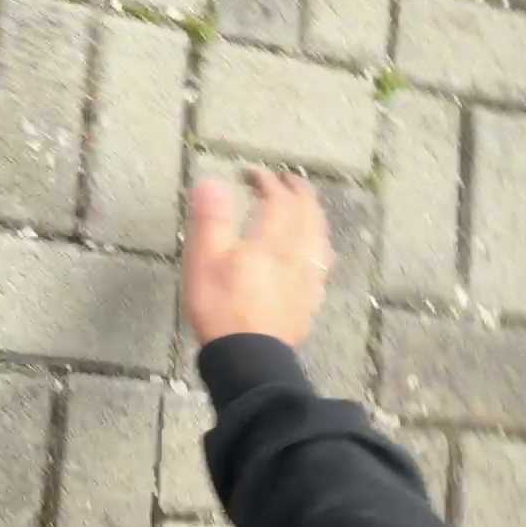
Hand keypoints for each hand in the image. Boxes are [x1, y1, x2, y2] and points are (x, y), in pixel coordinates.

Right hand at [183, 169, 333, 347]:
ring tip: (304, 209)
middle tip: (287, 180)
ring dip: (314, 217)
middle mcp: (297, 256)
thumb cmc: (220, 303)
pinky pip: (321, 263)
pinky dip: (316, 245)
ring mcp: (308, 279)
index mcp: (272, 243)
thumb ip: (211, 219)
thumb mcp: (204, 258)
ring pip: (321, 240)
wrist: (249, 353)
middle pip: (309, 218)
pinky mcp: (309, 299)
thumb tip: (212, 182)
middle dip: (299, 195)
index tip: (252, 173)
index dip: (268, 183)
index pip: (279, 203)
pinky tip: (310, 253)